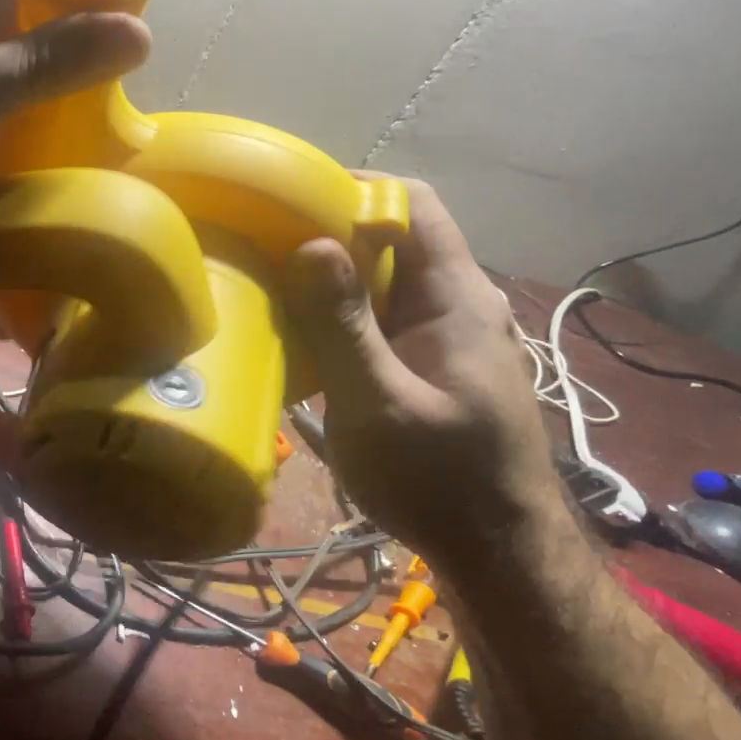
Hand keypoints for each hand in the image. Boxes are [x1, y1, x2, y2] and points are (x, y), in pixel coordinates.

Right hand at [284, 178, 564, 565]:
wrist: (492, 549)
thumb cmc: (439, 477)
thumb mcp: (380, 403)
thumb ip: (345, 324)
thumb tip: (312, 243)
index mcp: (455, 299)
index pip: (411, 205)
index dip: (350, 190)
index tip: (279, 202)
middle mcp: (449, 304)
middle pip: (385, 239)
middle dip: (319, 234)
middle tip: (248, 247)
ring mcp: (432, 336)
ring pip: (371, 280)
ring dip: (316, 278)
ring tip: (253, 285)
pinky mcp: (413, 364)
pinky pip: (365, 318)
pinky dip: (324, 314)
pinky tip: (283, 335)